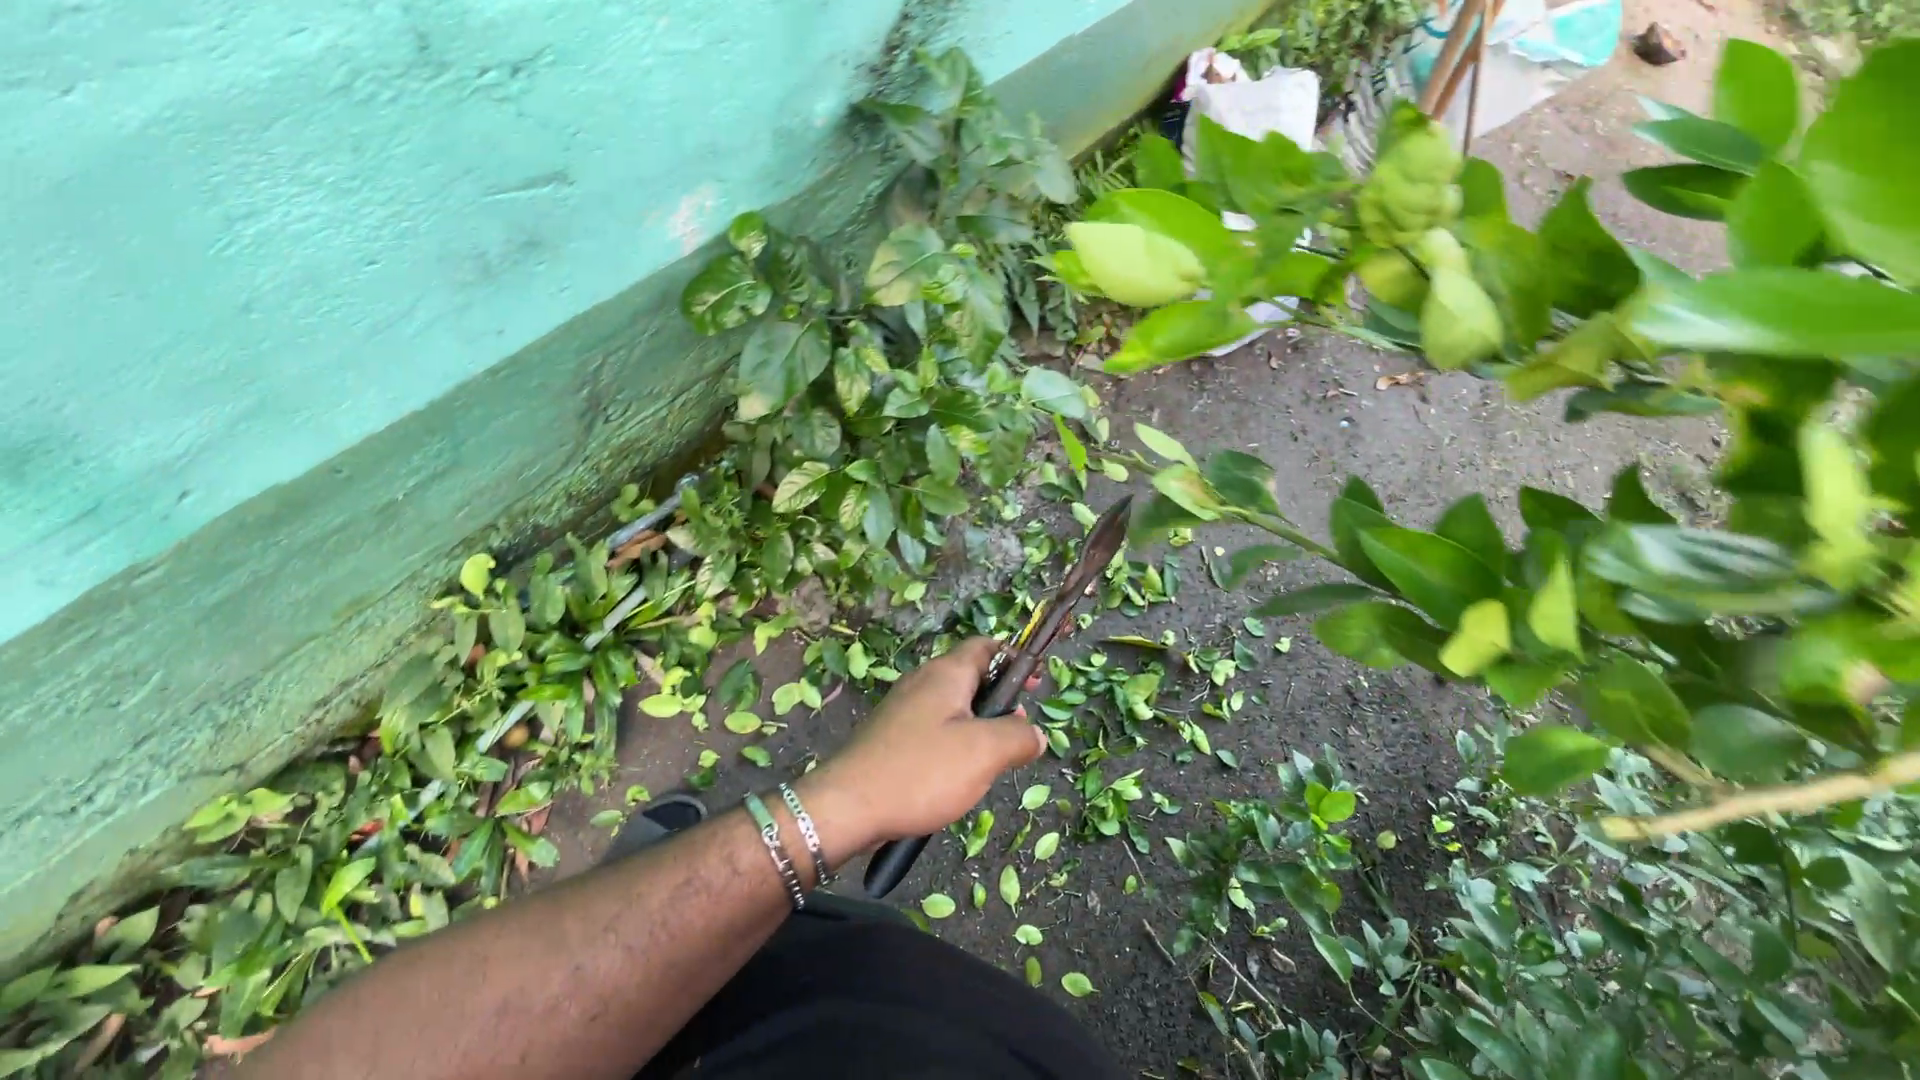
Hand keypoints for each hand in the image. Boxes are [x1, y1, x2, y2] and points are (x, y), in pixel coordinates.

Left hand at [796, 637, 1045, 855]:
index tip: (1036, 684)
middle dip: (999, 703)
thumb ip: (1019, 737)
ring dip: (977, 730)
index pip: (986, 647)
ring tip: (987, 765)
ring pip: (952, 709)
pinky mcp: (889, 737)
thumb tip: (1035, 734)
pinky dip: (951, 747)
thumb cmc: (922, 772)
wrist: (847, 807)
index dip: (1015, 659)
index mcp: (946, 674)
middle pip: (971, 678)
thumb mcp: (985, 753)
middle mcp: (921, 682)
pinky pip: (932, 731)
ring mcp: (902, 710)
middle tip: (1016, 736)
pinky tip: (953, 780)